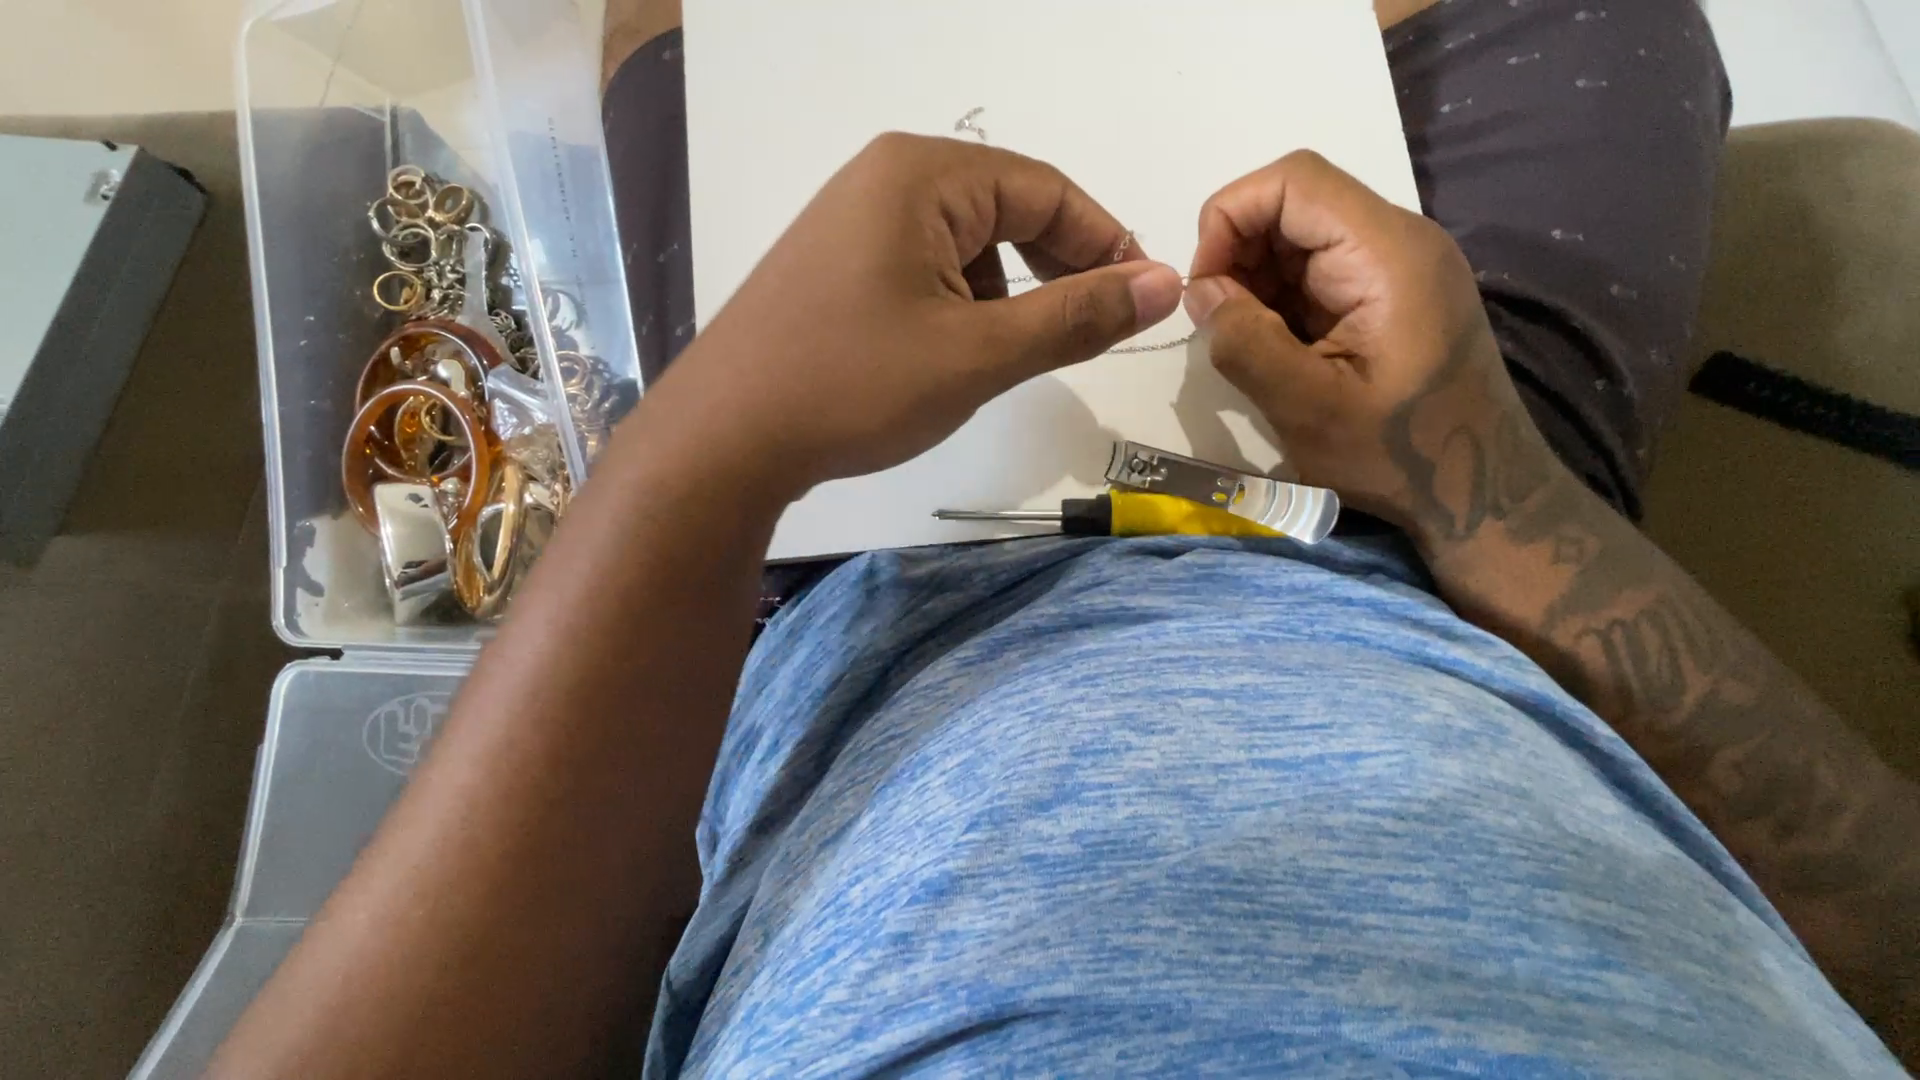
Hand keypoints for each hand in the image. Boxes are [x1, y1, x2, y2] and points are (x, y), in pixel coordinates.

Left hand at [643, 133, 1184, 497]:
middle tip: (1089, 326)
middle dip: (1054, 267)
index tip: (1142, 297)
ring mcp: (849, 222)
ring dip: (1003, 294)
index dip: (1104, 241)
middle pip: (1003, 209)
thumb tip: (1164, 283)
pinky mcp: (832, 267)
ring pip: (962, 246)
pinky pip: (920, 269)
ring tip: (1004, 354)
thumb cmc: (855, 385)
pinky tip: (948, 354)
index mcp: (921, 174)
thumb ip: (1076, 316)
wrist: (726, 438)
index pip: (1044, 189)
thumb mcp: (979, 354)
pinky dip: (956, 305)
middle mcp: (882, 179)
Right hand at [1184, 151, 1562, 549]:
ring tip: (1245, 344)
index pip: (1293, 181)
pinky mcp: (1387, 294)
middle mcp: (1396, 240)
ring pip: (1299, 238)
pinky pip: (1316, 272)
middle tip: (1218, 325)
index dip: (1229, 218)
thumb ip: (1244, 343)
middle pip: (1294, 203)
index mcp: (1385, 254)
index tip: (1203, 289)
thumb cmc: (1396, 455)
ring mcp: (1395, 266)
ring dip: (1253, 281)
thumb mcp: (1305, 409)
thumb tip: (1200, 292)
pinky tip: (1273, 349)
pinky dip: (1277, 301)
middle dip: (1237, 254)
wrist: (1475, 491)